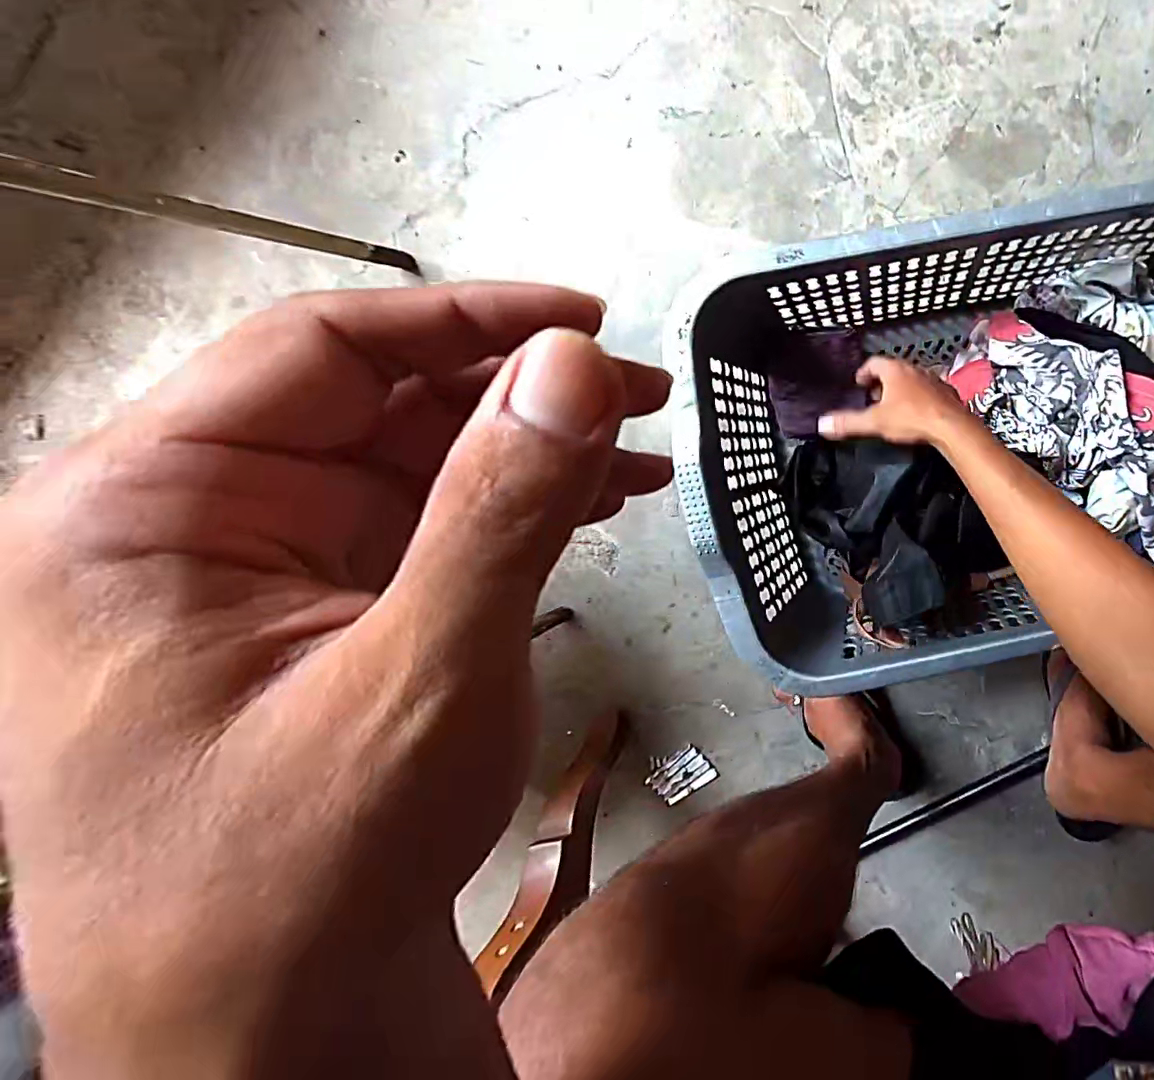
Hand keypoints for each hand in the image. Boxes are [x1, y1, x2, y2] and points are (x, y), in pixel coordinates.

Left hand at [0, 283, 670, 1076]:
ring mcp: (288, 569)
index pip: (321, 352)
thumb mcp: (426, 664)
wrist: (285, 1005)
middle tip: (640, 392)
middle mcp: (209, 522)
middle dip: (525, 392)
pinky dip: (533, 505)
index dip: (467, 319)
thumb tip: (574, 368)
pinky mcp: (351, 609)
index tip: (587, 319)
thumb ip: (502, 507)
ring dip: (543, 449)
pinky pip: (448, 523)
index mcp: (149, 510)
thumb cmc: (320, 853)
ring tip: (643, 449)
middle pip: (387, 404)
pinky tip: (603, 501)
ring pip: (431, 463)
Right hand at [816, 356, 978, 447]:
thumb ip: (849, 422)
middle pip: (894, 370)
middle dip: (883, 382)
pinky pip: (929, 391)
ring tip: (895, 406)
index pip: (873, 363)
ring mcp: (933, 380)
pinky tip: (918, 412)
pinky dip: (920, 398)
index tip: (859, 382)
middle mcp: (914, 370)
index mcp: (894, 370)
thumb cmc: (913, 419)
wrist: (951, 427)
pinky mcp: (946, 393)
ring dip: (902, 389)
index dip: (864, 372)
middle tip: (874, 396)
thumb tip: (823, 424)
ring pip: (913, 380)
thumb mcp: (875, 422)